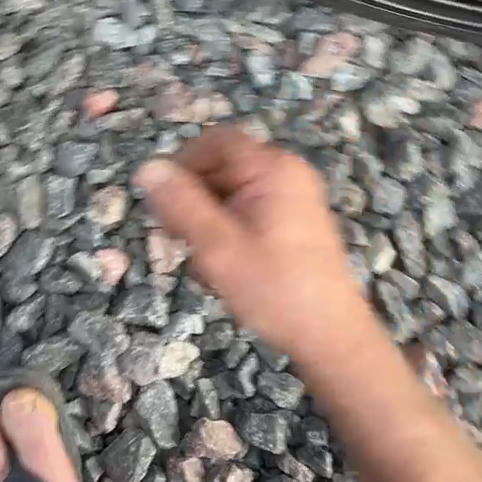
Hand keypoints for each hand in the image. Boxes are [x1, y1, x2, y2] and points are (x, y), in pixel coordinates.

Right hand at [135, 126, 373, 361]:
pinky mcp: (294, 221)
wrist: (333, 340)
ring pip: (232, 192)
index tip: (162, 199)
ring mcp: (294, 197)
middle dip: (194, 198)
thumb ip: (181, 205)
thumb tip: (148, 168)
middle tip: (175, 237)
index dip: (183, 163)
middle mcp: (286, 173)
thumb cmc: (276, 290)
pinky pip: (249, 210)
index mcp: (273, 168)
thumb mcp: (219, 248)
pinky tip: (221, 267)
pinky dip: (228, 231)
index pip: (216, 141)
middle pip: (223, 166)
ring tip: (201, 261)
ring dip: (208, 220)